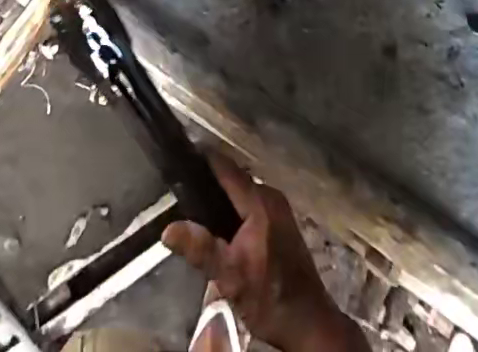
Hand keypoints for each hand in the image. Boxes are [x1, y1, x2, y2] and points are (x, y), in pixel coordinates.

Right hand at [162, 156, 366, 351]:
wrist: (310, 324)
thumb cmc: (270, 298)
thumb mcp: (231, 277)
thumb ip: (201, 249)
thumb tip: (168, 229)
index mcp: (259, 202)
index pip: (225, 167)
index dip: (201, 158)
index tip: (176, 154)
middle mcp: (270, 196)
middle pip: (232, 177)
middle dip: (206, 180)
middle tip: (177, 189)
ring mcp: (278, 207)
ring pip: (240, 190)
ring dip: (219, 195)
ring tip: (191, 205)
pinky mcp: (280, 220)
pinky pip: (249, 201)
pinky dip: (232, 206)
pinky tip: (217, 223)